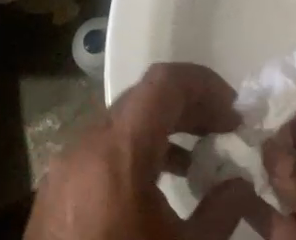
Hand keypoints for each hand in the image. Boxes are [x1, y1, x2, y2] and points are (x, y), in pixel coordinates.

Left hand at [25, 62, 268, 239]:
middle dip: (190, 106)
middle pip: (144, 97)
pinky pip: (101, 149)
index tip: (234, 112)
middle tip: (226, 129)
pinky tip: (159, 184)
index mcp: (118, 151)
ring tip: (199, 156)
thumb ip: (220, 212)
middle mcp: (86, 145)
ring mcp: (65, 166)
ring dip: (164, 127)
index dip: (205, 85)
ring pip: (121, 122)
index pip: (164, 83)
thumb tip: (240, 184)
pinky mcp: (55, 190)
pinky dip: (136, 150)